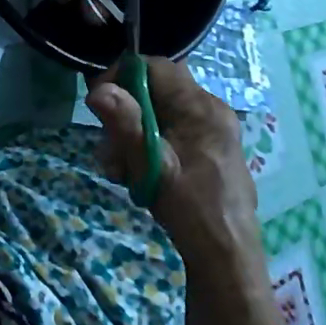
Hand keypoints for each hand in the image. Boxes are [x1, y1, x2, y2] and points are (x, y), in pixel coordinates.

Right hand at [84, 57, 259, 258]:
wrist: (228, 257)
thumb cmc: (191, 209)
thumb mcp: (153, 166)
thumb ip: (126, 125)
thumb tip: (97, 89)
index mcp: (201, 106)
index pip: (156, 67)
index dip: (123, 76)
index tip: (98, 100)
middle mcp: (211, 109)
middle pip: (157, 91)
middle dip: (126, 115)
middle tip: (109, 149)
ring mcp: (214, 130)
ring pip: (162, 115)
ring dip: (134, 137)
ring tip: (122, 172)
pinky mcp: (211, 150)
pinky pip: (173, 133)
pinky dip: (151, 147)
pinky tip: (141, 178)